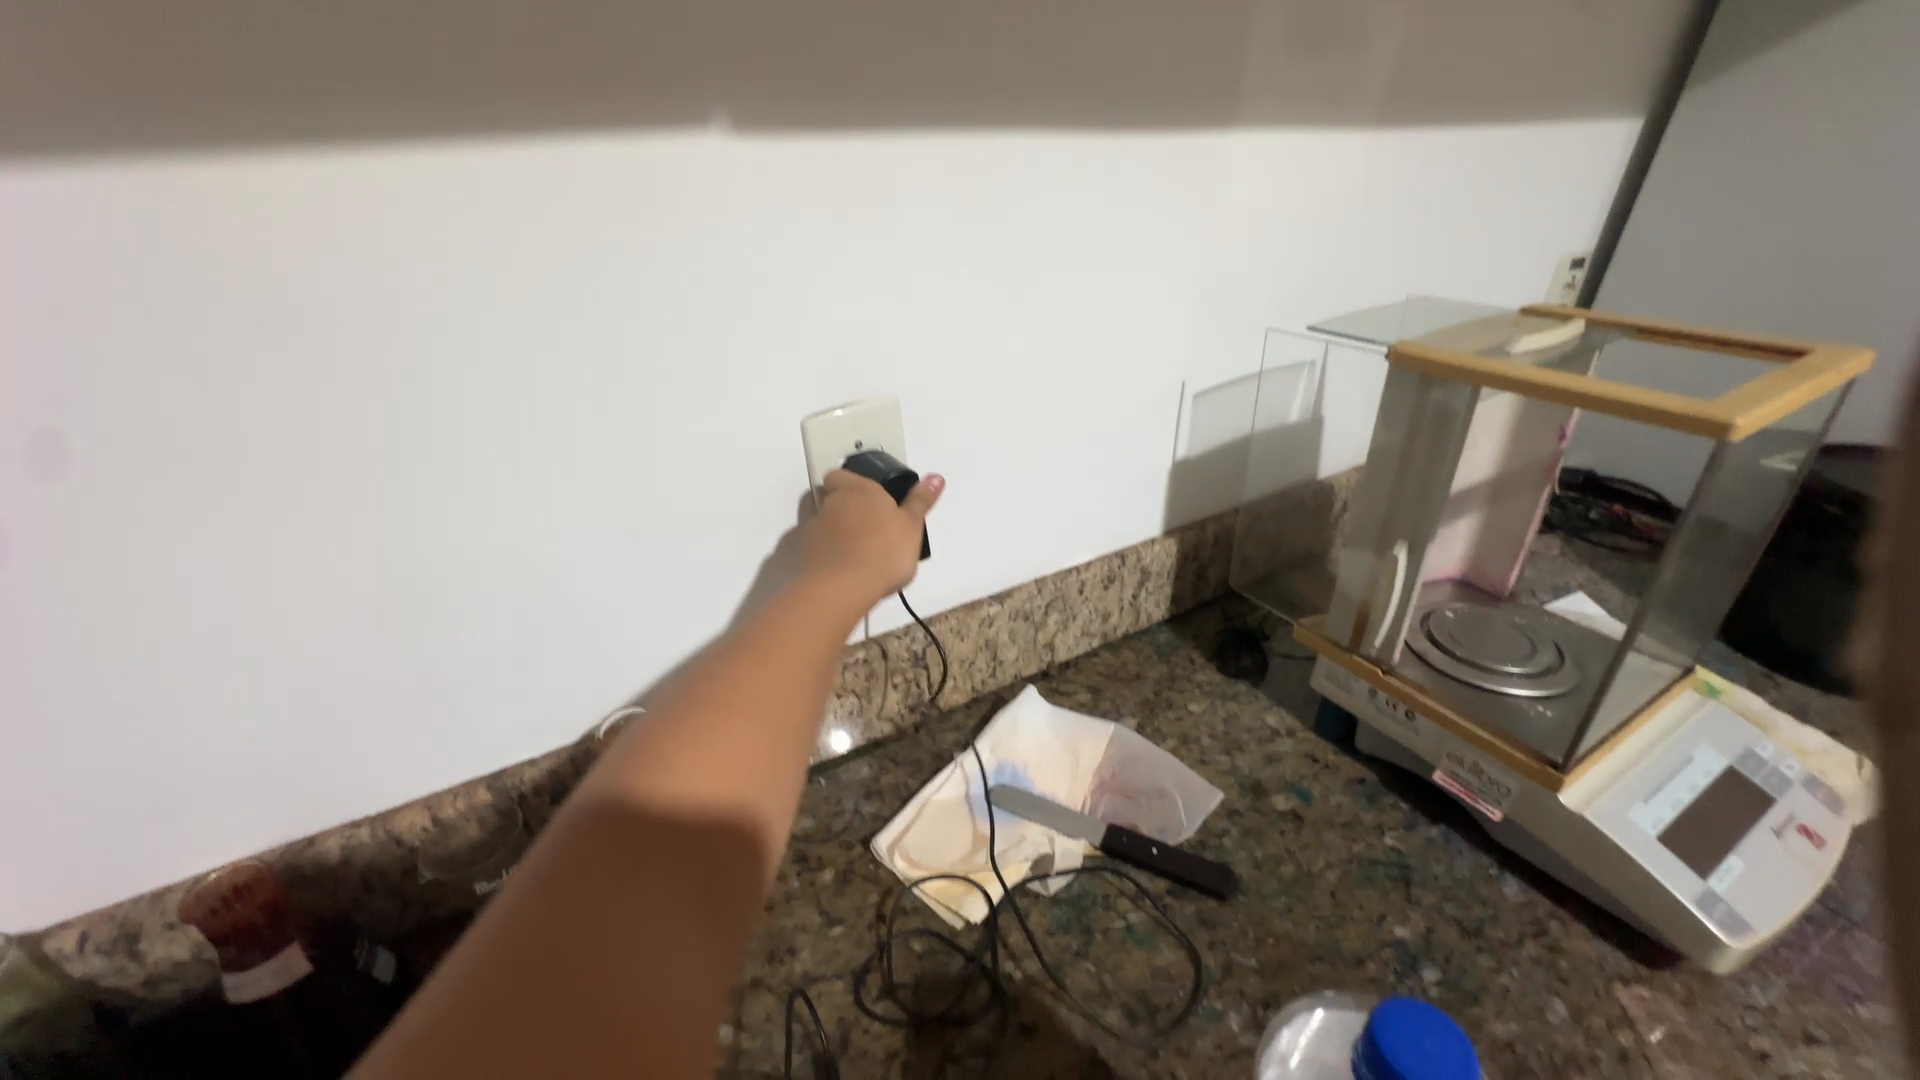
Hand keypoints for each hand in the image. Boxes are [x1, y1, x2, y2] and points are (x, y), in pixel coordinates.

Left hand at [802, 469, 943, 606]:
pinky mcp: (802, 553)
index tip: (865, 497)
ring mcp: (812, 528)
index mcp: (858, 490)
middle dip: (839, 505)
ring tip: (849, 547)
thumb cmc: (884, 552)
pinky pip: (811, 546)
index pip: (839, 474)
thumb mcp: (913, 526)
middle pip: (826, 495)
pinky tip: (835, 566)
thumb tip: (936, 476)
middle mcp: (830, 503)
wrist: (842, 589)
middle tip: (862, 524)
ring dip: (828, 528)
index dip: (848, 483)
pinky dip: (820, 551)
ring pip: (816, 520)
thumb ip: (921, 501)